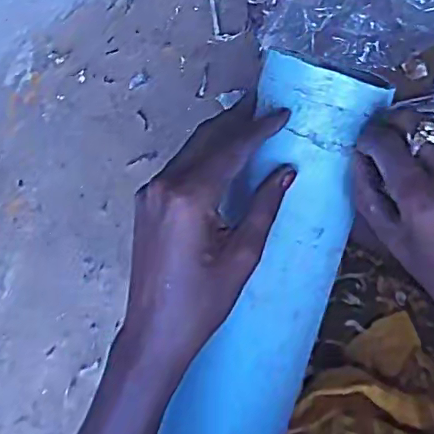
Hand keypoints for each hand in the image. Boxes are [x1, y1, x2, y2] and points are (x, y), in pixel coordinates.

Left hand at [124, 96, 293, 366]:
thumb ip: (265, 205)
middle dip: (238, 117)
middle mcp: (165, 185)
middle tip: (264, 101)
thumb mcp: (243, 255)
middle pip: (207, 137)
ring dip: (222, 131)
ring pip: (192, 147)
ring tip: (250, 117)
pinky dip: (206, 150)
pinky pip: (182, 163)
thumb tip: (285, 169)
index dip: (260, 129)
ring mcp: (151, 192)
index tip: (283, 112)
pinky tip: (224, 150)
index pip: (232, 149)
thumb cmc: (202, 303)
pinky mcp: (148, 201)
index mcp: (189, 197)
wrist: (153, 333)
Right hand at [350, 111, 433, 347]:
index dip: (368, 138)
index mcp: (421, 198)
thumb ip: (369, 195)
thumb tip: (358, 159)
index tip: (362, 146)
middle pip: (411, 123)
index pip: (385, 143)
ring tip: (408, 160)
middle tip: (380, 141)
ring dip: (414, 137)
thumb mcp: (393, 242)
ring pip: (433, 130)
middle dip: (390, 127)